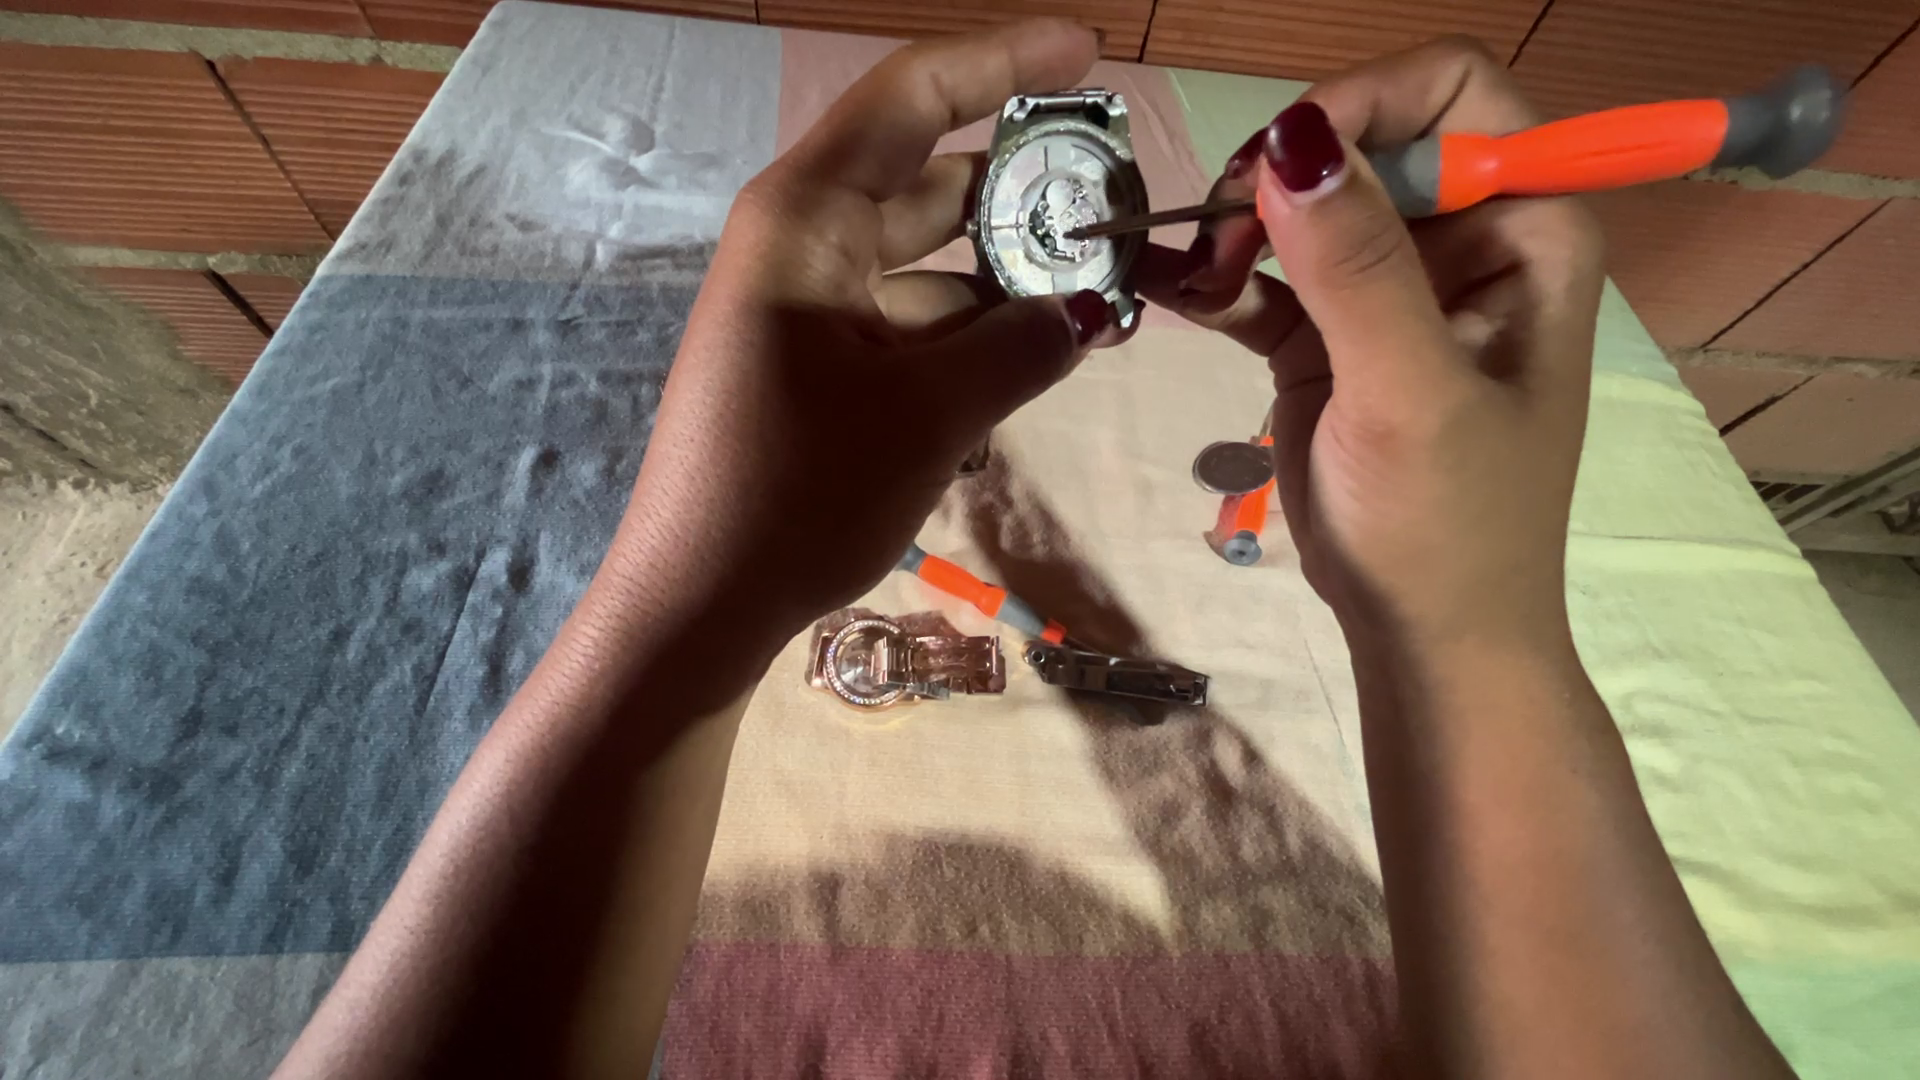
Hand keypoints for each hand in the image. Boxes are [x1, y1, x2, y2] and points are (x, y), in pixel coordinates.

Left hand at [613, 20, 1121, 643]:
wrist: (703, 600)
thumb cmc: (800, 492)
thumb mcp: (929, 416)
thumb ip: (1019, 349)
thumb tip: (1085, 315)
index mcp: (807, 220)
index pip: (911, 99)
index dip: (1003, 64)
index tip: (1089, 57)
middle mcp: (802, 250)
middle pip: (929, 190)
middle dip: (1021, 203)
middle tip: (1108, 219)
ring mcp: (808, 316)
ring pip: (926, 275)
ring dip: (1001, 293)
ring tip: (1086, 320)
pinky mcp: (818, 373)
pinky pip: (907, 333)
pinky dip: (964, 346)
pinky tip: (1019, 375)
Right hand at [1138, 38, 1605, 648]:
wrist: (1418, 620)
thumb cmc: (1444, 519)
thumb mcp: (1408, 391)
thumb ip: (1356, 267)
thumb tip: (1291, 138)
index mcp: (1518, 232)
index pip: (1451, 97)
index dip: (1359, 106)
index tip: (1272, 172)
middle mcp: (1452, 246)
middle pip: (1353, 151)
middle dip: (1274, 183)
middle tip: (1212, 246)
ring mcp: (1378, 296)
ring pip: (1294, 219)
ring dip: (1229, 234)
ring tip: (1184, 278)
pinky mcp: (1321, 343)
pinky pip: (1260, 287)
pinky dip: (1210, 285)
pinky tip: (1160, 291)